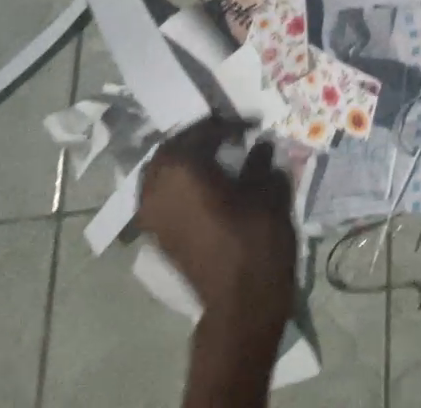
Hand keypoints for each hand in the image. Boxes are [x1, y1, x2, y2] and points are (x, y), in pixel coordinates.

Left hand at [138, 118, 296, 335]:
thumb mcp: (269, 191)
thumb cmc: (258, 238)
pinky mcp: (156, 232)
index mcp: (183, 173)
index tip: (251, 124)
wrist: (241, 296)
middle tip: (229, 133)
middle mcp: (158, 189)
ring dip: (183, 159)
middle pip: (169, 150)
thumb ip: (260, 162)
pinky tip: (204, 183)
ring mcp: (151, 214)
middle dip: (197, 138)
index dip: (226, 124)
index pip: (199, 133)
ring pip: (159, 172)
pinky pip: (158, 193)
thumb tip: (259, 145)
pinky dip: (177, 181)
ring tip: (215, 156)